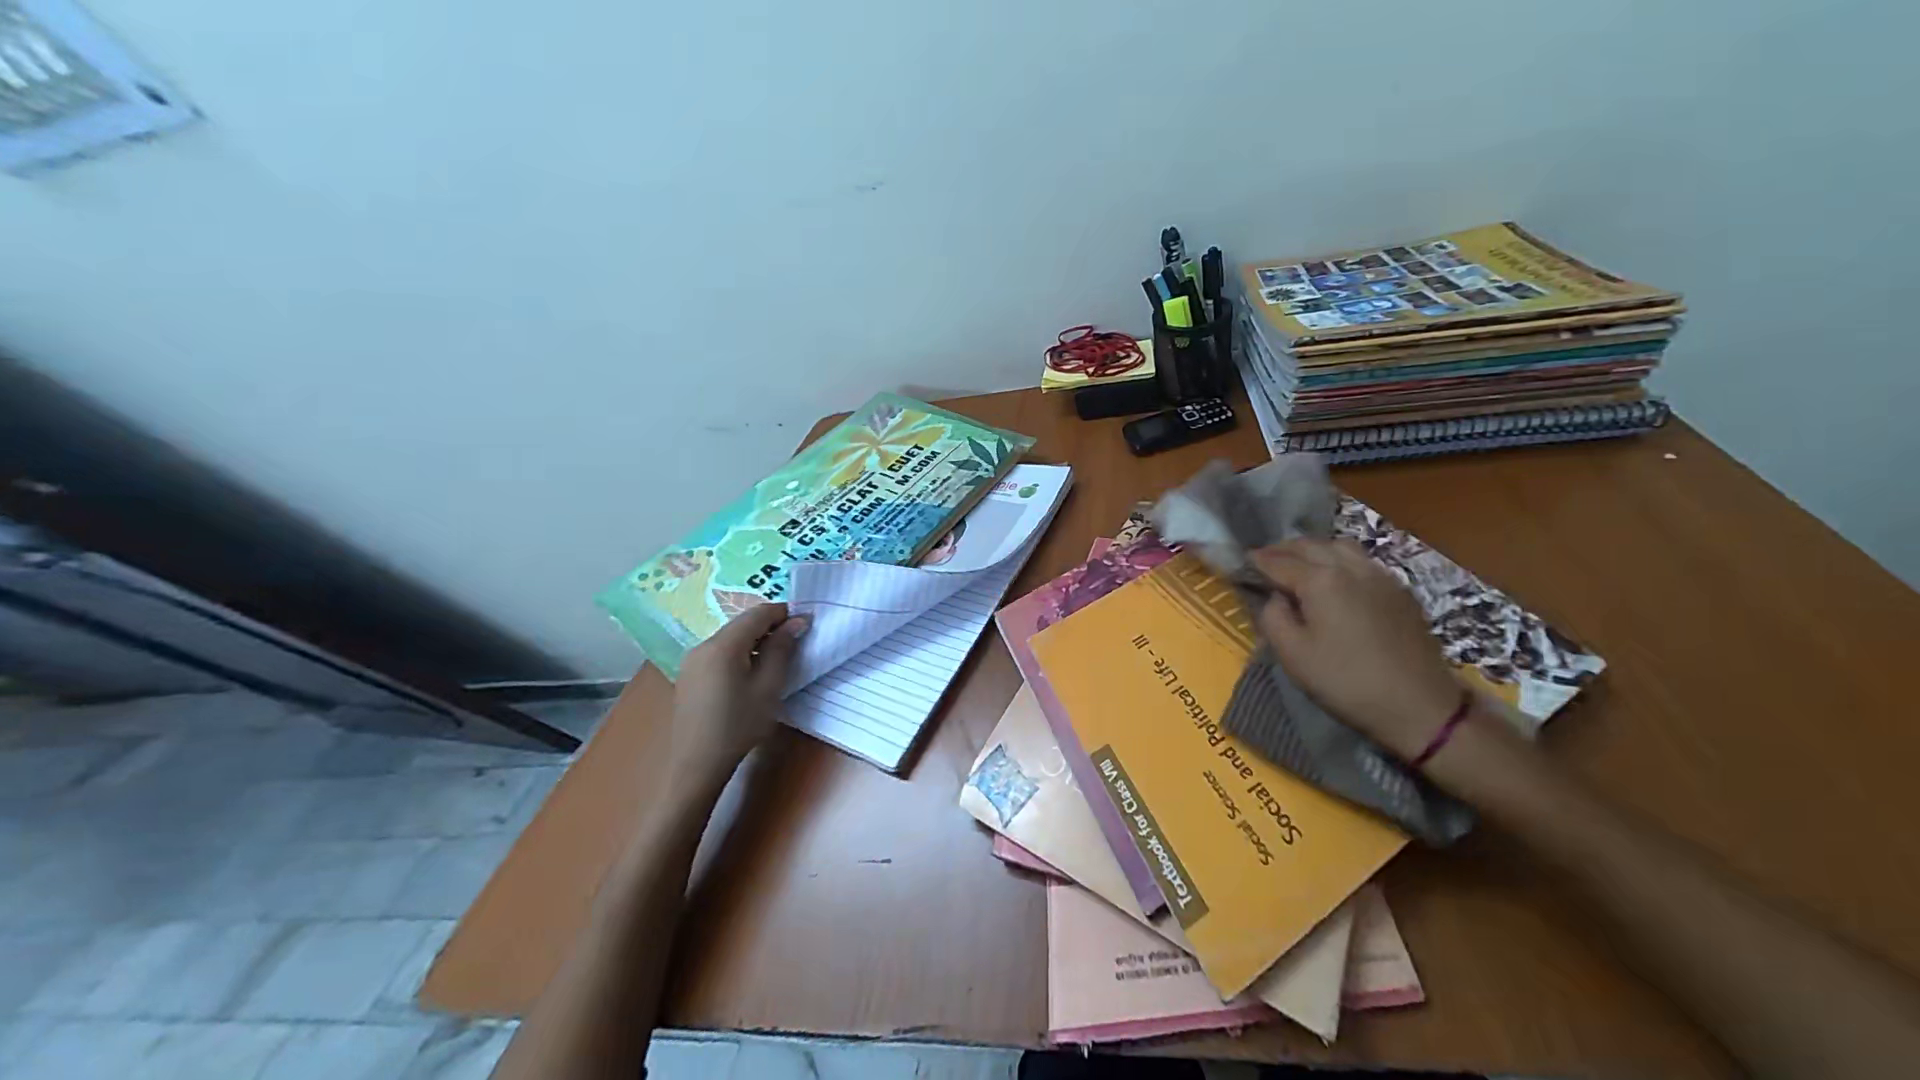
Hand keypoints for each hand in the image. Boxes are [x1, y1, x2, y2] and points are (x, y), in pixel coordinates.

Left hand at [669, 603, 808, 781]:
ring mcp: (692, 660)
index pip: (758, 613)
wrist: (697, 764)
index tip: (806, 624)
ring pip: (730, 638)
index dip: (784, 613)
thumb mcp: (768, 686)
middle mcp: (703, 645)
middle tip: (795, 643)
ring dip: (755, 641)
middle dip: (770, 627)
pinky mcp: (688, 675)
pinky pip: (718, 653)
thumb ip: (782, 649)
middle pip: (742, 624)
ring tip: (776, 661)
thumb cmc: (739, 725)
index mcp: (723, 645)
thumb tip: (797, 621)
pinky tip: (750, 675)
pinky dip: (739, 654)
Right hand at [1251, 538, 1462, 762]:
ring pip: (1339, 546)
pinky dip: (1339, 560)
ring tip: (1298, 565)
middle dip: (1282, 550)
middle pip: (1309, 545)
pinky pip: (1362, 561)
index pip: (1278, 561)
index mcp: (1321, 580)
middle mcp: (1350, 567)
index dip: (1255, 561)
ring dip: (1313, 550)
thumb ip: (1273, 617)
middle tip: (1263, 561)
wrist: (1419, 705)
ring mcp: (1380, 575)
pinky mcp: (1399, 590)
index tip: (1239, 562)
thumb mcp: (1292, 654)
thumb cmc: (1346, 681)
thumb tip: (1274, 597)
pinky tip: (1335, 578)